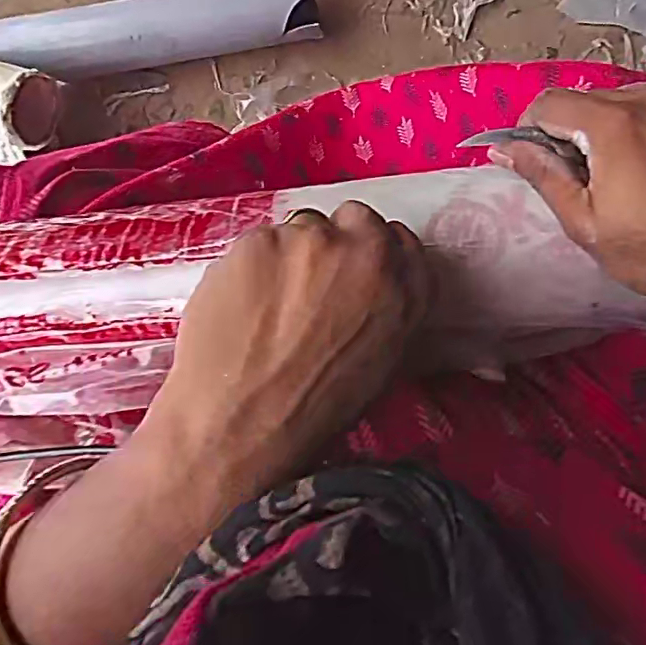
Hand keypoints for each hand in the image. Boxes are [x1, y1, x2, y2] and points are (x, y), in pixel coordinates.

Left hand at [139, 202, 432, 499]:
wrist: (242, 426)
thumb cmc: (316, 409)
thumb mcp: (383, 362)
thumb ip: (391, 307)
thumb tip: (377, 284)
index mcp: (403, 290)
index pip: (400, 240)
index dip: (376, 251)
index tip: (356, 265)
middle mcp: (365, 255)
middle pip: (354, 218)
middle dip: (336, 240)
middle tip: (311, 278)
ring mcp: (310, 242)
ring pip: (302, 227)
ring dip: (292, 252)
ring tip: (270, 300)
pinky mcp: (259, 241)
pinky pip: (260, 241)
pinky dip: (253, 264)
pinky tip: (243, 303)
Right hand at [489, 86, 645, 316]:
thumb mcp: (586, 224)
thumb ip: (544, 176)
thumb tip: (509, 148)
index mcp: (618, 127)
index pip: (552, 101)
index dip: (536, 127)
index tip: (543, 151)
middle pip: (598, 99)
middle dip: (586, 130)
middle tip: (597, 174)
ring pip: (641, 99)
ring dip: (629, 126)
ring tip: (643, 172)